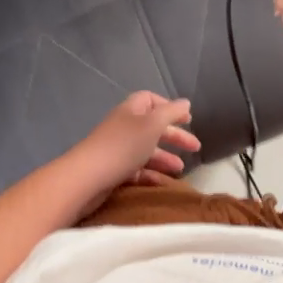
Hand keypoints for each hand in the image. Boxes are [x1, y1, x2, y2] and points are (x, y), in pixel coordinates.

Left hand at [68, 92, 200, 200]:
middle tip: (195, 147)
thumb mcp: (152, 124)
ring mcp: (118, 149)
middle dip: (174, 136)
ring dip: (165, 158)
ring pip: (146, 150)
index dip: (169, 107)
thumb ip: (171, 112)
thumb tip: (186, 102)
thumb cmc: (123, 145)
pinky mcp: (113, 171)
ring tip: (181, 169)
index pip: (151, 100)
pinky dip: (151, 174)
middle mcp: (124, 126)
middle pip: (153, 127)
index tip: (187, 118)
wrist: (87, 178)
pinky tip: (164, 182)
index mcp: (132, 110)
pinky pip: (137, 170)